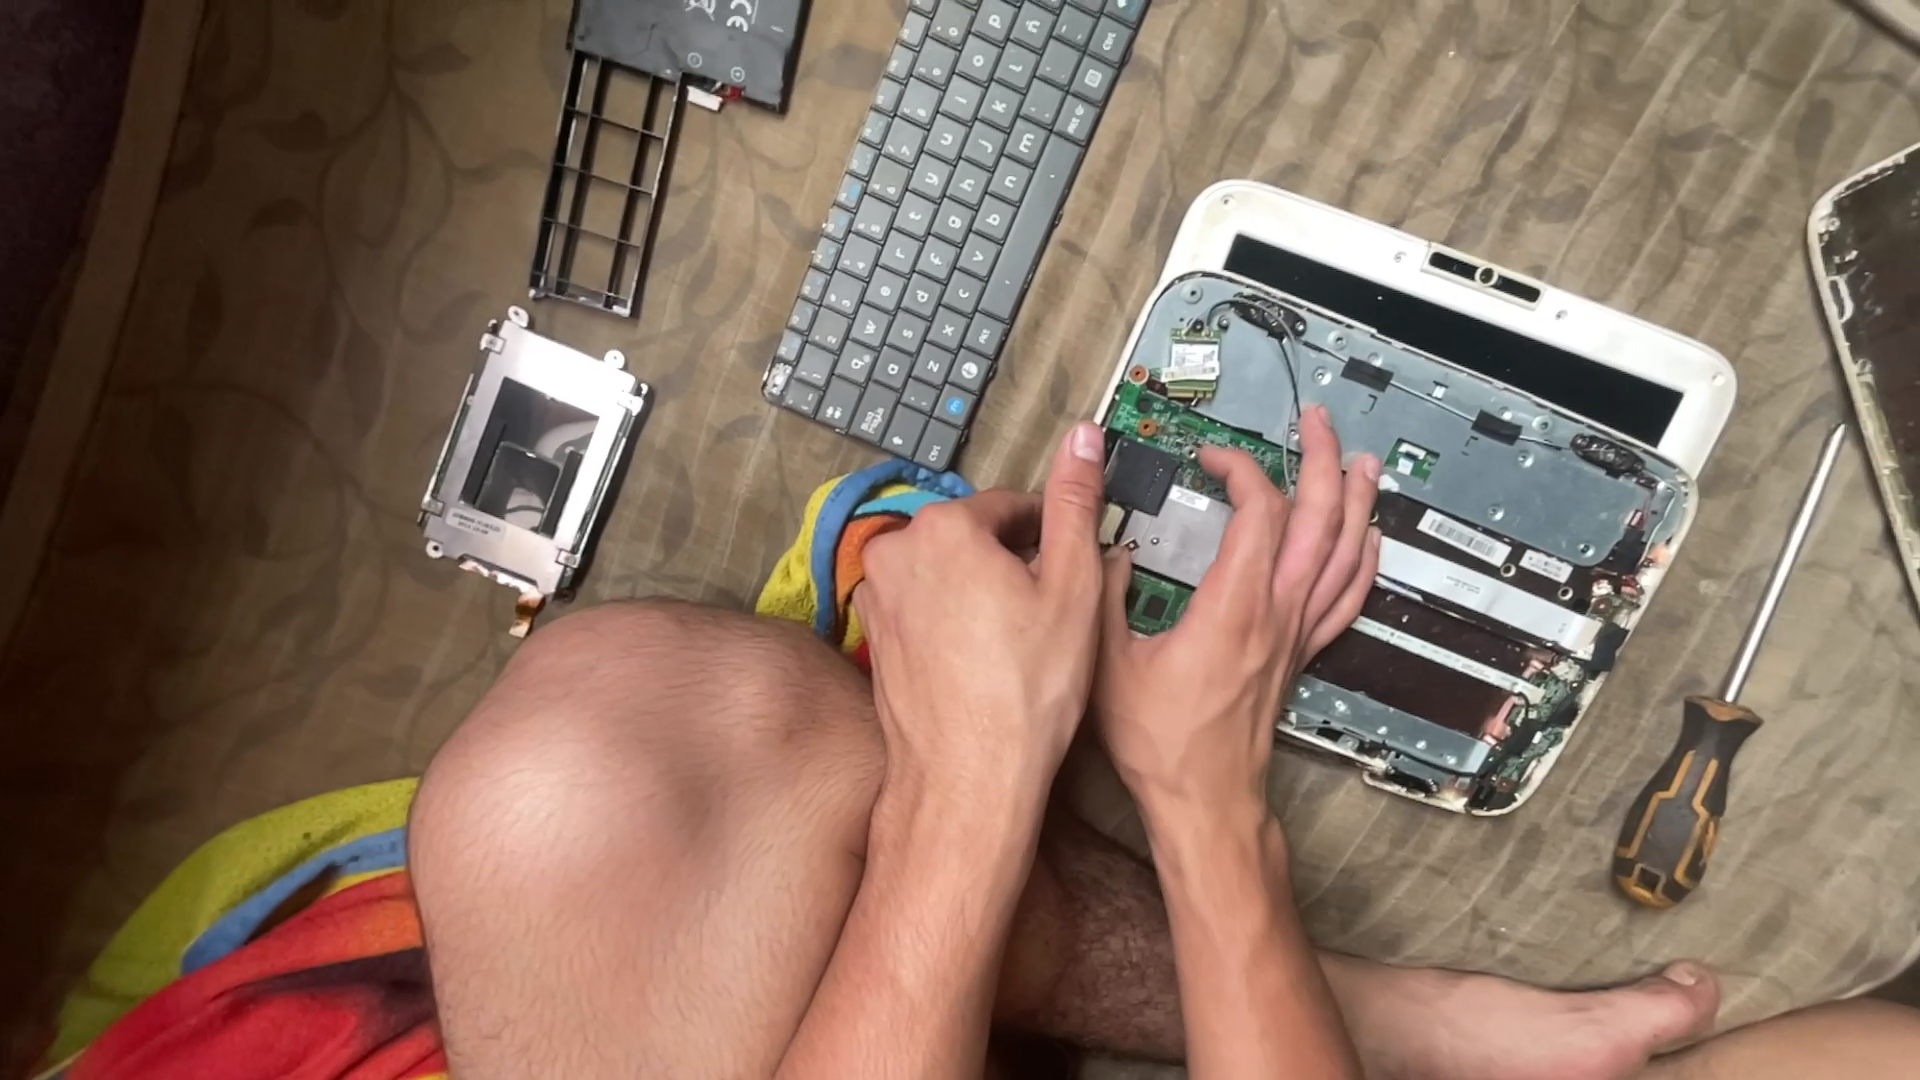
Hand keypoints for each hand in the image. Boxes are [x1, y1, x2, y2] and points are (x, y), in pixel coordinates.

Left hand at [855, 423, 1109, 810]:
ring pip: (947, 570)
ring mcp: (878, 596)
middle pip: (973, 536)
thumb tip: (1082, 438)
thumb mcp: (1072, 584)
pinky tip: (980, 656)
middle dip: (1011, 560)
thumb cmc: (1029, 686)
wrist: (968, 779)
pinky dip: (952, 616)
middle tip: (1046, 607)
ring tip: (1015, 637)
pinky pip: (923, 604)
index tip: (1068, 562)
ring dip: (981, 588)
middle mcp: (897, 551)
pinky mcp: (873, 635)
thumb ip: (1074, 501)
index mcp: (944, 526)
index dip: (1048, 534)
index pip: (1010, 506)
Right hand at [1094, 405, 1380, 829]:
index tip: (1211, 457)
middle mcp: (1276, 615)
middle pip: (1319, 521)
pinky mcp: (1299, 657)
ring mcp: (1296, 636)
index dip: (1241, 470)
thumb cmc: (1159, 742)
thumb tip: (1111, 552)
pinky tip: (1369, 540)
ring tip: (1360, 460)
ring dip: (1354, 501)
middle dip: (1322, 462)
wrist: (1205, 801)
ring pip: (1344, 554)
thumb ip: (1105, 597)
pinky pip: (1348, 599)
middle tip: (1317, 422)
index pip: (1259, 514)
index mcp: (1232, 608)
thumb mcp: (1108, 663)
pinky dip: (1364, 561)